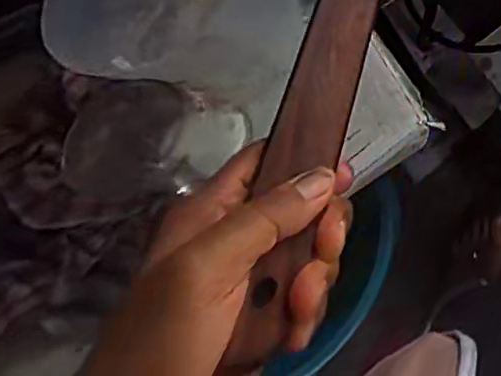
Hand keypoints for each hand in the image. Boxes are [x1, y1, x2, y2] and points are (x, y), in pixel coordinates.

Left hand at [86, 142, 354, 375]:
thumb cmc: (158, 342)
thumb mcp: (204, 269)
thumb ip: (265, 217)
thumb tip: (323, 176)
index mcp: (212, 213)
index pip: (264, 160)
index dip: (304, 158)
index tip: (342, 175)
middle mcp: (234, 241)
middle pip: (300, 210)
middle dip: (321, 230)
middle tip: (325, 250)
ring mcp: (248, 285)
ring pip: (308, 256)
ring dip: (315, 281)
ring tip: (299, 310)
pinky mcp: (261, 324)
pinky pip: (303, 302)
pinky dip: (307, 316)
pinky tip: (293, 336)